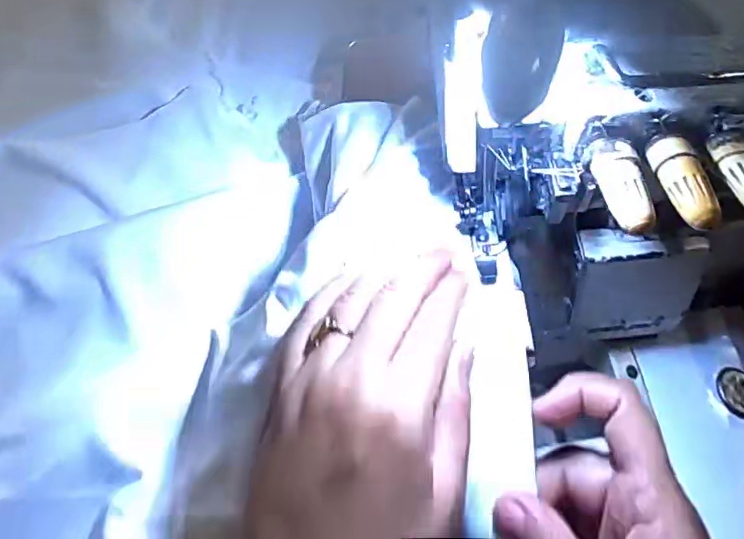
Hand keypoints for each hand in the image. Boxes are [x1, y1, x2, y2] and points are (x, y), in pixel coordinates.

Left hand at [246, 251, 473, 538]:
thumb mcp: (441, 490)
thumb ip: (456, 409)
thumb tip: (465, 345)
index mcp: (399, 407)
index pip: (434, 321)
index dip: (454, 290)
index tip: (467, 275)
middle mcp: (351, 380)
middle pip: (394, 296)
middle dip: (426, 267)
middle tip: (446, 254)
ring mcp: (307, 382)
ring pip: (349, 299)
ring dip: (384, 271)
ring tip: (407, 262)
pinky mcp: (277, 393)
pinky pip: (303, 324)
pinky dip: (330, 293)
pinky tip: (350, 281)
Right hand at [493, 372, 707, 538]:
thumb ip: (553, 534)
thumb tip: (509, 504)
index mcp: (654, 489)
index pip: (621, 404)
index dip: (578, 392)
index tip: (535, 410)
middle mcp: (646, 499)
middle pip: (581, 461)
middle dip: (537, 480)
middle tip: (500, 510)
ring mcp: (637, 524)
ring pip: (576, 498)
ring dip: (539, 512)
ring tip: (507, 530)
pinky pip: (583, 525)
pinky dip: (555, 530)